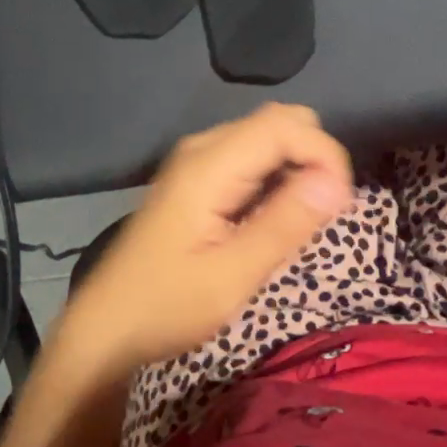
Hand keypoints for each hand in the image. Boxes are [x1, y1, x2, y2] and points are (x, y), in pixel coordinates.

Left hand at [60, 103, 353, 373]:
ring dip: (295, 166)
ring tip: (300, 220)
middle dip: (313, 155)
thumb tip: (336, 181)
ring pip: (265, 136)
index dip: (323, 152)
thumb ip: (284, 224)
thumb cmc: (166, 306)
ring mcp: (197, 159)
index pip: (284, 124)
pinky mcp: (196, 176)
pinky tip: (272, 218)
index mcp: (209, 165)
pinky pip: (249, 155)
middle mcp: (203, 147)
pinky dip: (275, 175)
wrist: (106, 326)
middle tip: (323, 211)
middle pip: (276, 120)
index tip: (341, 202)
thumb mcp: (232, 276)